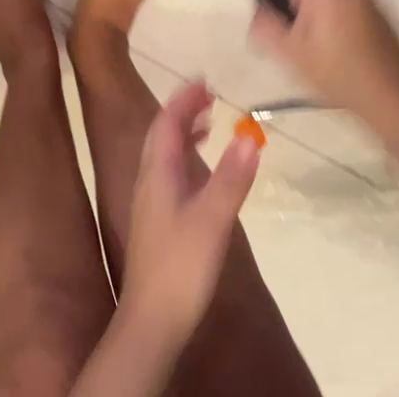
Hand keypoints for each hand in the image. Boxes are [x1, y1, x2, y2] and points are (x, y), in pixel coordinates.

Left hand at [116, 81, 259, 345]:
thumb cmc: (182, 266)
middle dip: (182, 110)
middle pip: (161, 133)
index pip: (166, 122)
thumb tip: (250, 135)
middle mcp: (148, 181)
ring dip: (182, 133)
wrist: (152, 319)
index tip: (204, 79)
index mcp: (157, 173)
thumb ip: (232, 177)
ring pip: (163, 154)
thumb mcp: (213, 219)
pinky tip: (200, 174)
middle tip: (209, 95)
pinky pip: (168, 174)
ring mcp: (150, 203)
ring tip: (208, 123)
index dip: (183, 98)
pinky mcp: (157, 223)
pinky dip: (184, 159)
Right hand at [249, 0, 398, 125]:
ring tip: (316, 40)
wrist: (393, 101)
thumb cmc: (337, 77)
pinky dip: (340, 13)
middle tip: (291, 26)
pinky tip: (340, 45)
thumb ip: (266, 25)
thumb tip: (257, 8)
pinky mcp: (384, 12)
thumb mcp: (291, 55)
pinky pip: (351, 0)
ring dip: (319, 4)